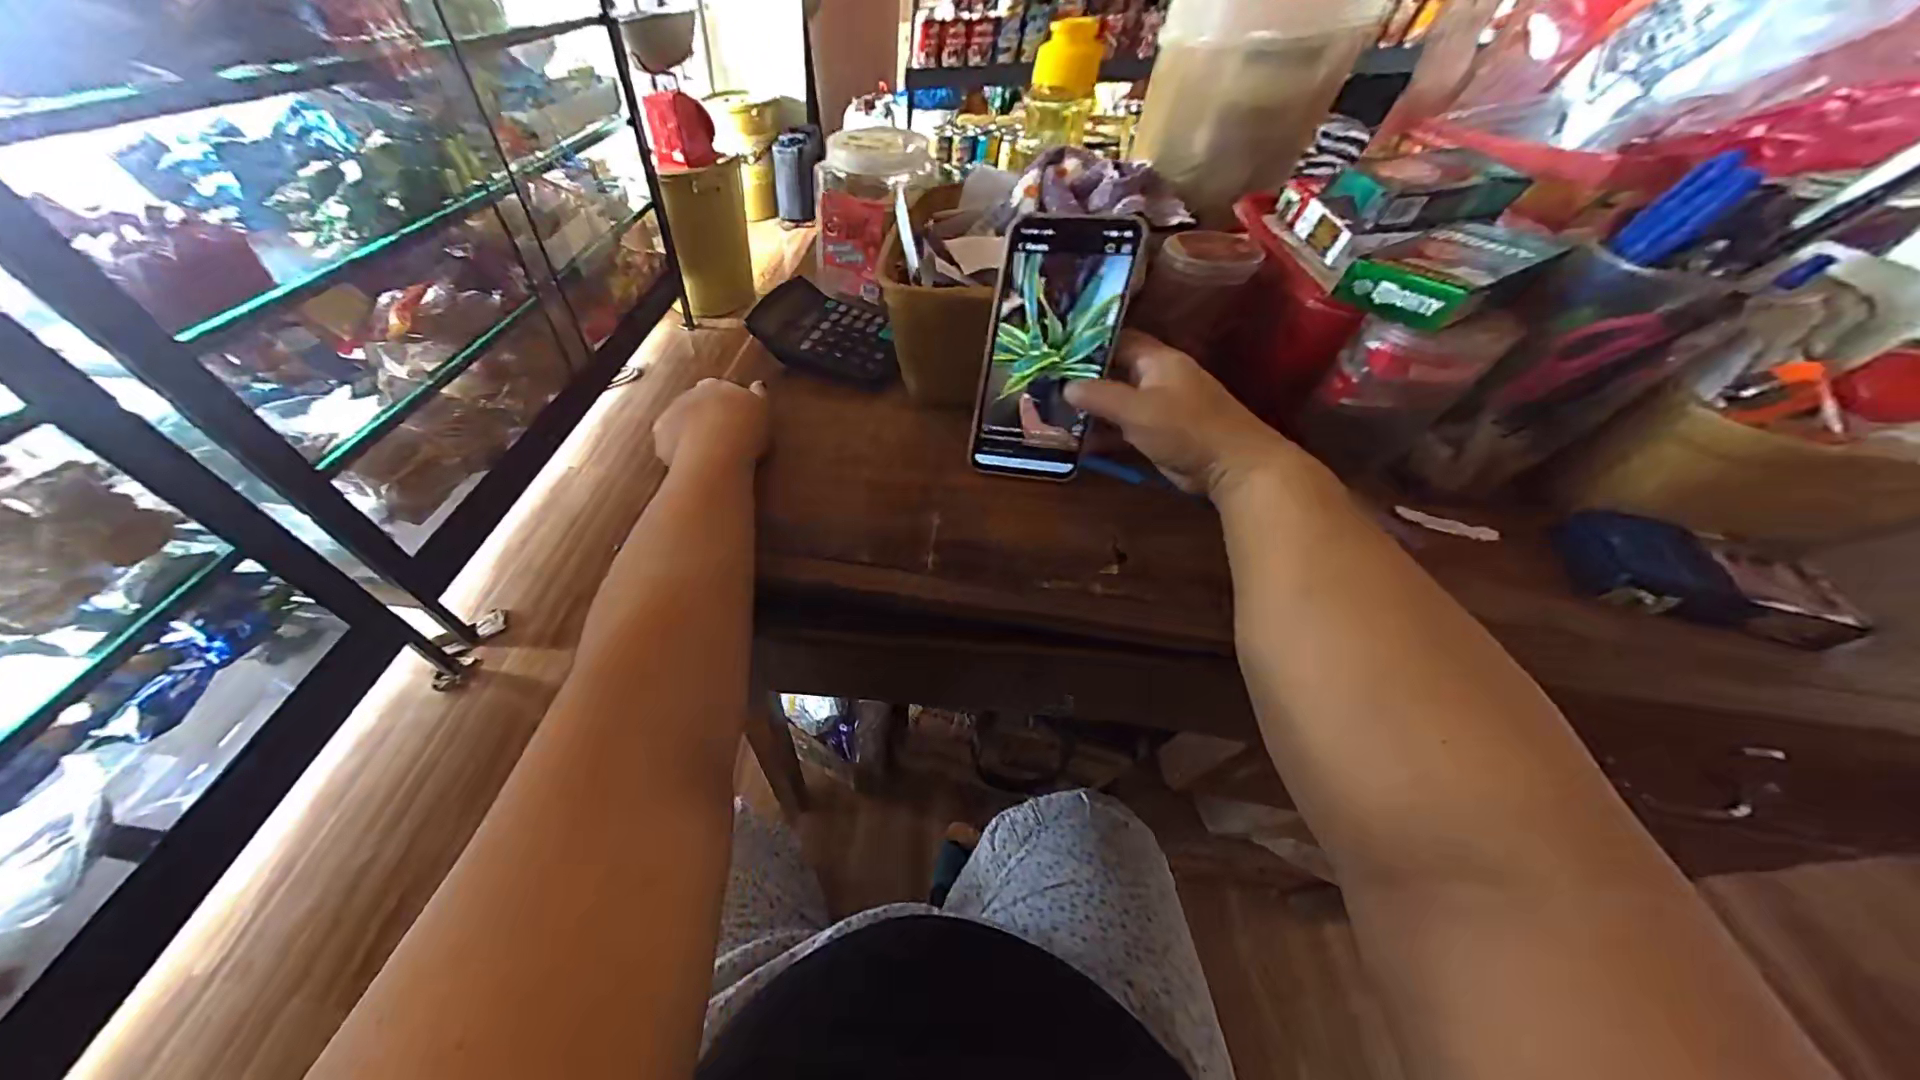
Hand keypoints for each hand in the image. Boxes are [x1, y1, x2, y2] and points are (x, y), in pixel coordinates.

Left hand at [653, 377, 770, 470]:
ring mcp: (672, 410)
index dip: (725, 401)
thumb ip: (758, 396)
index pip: (719, 387)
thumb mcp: (762, 411)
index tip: (733, 414)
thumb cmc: (746, 430)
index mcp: (718, 385)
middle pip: (697, 399)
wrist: (715, 452)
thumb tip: (757, 385)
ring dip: (688, 426)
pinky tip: (687, 458)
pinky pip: (668, 436)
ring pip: (680, 416)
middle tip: (717, 431)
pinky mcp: (660, 432)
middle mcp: (693, 393)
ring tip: (702, 447)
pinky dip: (675, 444)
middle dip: (704, 411)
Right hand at [1064, 331, 1309, 499]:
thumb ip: (1100, 396)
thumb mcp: (1137, 409)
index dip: (1086, 343)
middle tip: (1046, 385)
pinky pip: (1123, 426)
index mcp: (1157, 359)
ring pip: (1115, 401)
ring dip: (1089, 410)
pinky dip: (1102, 431)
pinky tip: (1076, 440)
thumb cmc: (1186, 428)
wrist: (1232, 465)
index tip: (1054, 352)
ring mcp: (1157, 405)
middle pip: (1112, 371)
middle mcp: (1156, 377)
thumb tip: (1066, 386)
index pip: (1116, 339)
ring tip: (1052, 414)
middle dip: (1081, 380)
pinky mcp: (1157, 432)